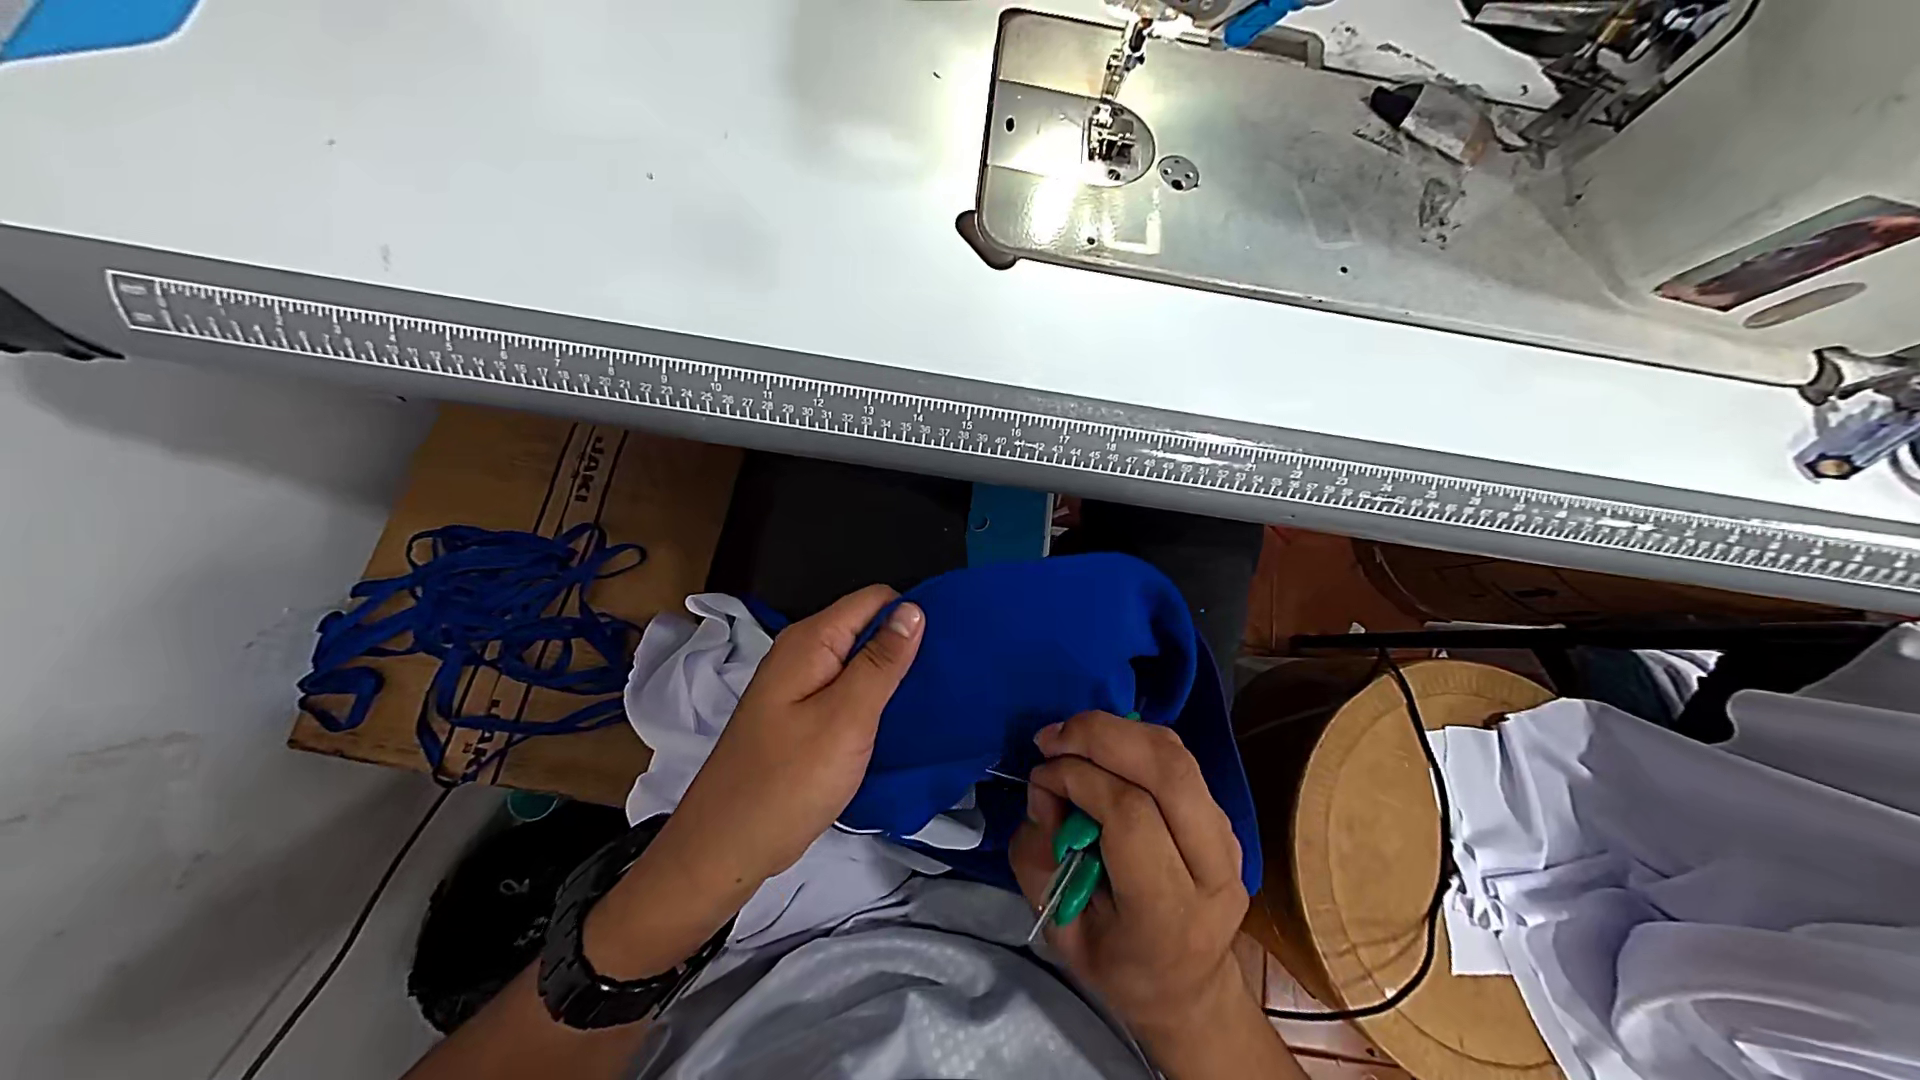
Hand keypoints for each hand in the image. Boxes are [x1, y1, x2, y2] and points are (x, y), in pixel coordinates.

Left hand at [586, 585, 923, 978]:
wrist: (726, 847)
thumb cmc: (788, 782)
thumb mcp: (846, 718)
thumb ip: (881, 660)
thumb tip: (913, 609)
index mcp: (810, 641)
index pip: (875, 599)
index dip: (911, 615)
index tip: (947, 646)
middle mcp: (802, 653)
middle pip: (866, 627)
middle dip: (904, 646)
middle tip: (944, 678)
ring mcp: (799, 685)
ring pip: (859, 661)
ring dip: (891, 675)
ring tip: (929, 698)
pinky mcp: (802, 715)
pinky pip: (846, 690)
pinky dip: (873, 699)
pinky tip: (897, 719)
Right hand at [1011, 711, 1251, 1050]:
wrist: (1188, 988)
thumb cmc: (1118, 965)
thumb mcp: (1059, 930)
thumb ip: (1038, 860)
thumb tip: (1044, 791)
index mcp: (1169, 915)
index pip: (1131, 818)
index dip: (1079, 782)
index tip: (1040, 780)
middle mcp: (1212, 870)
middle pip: (1167, 771)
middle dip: (1101, 737)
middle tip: (1051, 740)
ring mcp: (1227, 839)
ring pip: (1176, 755)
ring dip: (1116, 731)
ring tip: (1069, 738)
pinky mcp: (1223, 817)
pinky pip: (1177, 759)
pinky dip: (1131, 740)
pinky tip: (1098, 749)